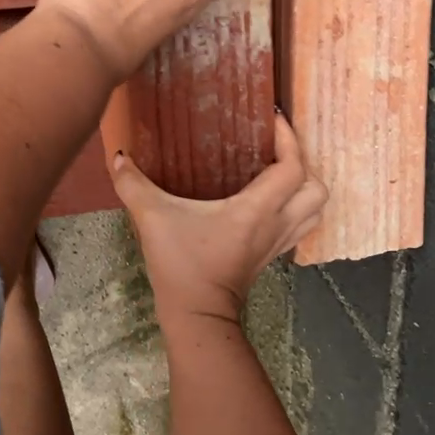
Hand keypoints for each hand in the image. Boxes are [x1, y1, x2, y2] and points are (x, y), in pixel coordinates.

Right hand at [111, 116, 327, 326]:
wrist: (196, 316)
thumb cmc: (181, 264)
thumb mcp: (152, 218)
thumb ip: (132, 184)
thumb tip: (118, 156)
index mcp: (256, 210)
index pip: (293, 168)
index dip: (290, 140)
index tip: (273, 118)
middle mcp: (276, 224)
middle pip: (317, 189)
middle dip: (304, 161)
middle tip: (276, 144)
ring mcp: (277, 242)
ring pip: (315, 209)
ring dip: (305, 185)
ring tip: (279, 166)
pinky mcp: (271, 255)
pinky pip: (300, 224)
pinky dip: (296, 205)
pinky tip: (270, 196)